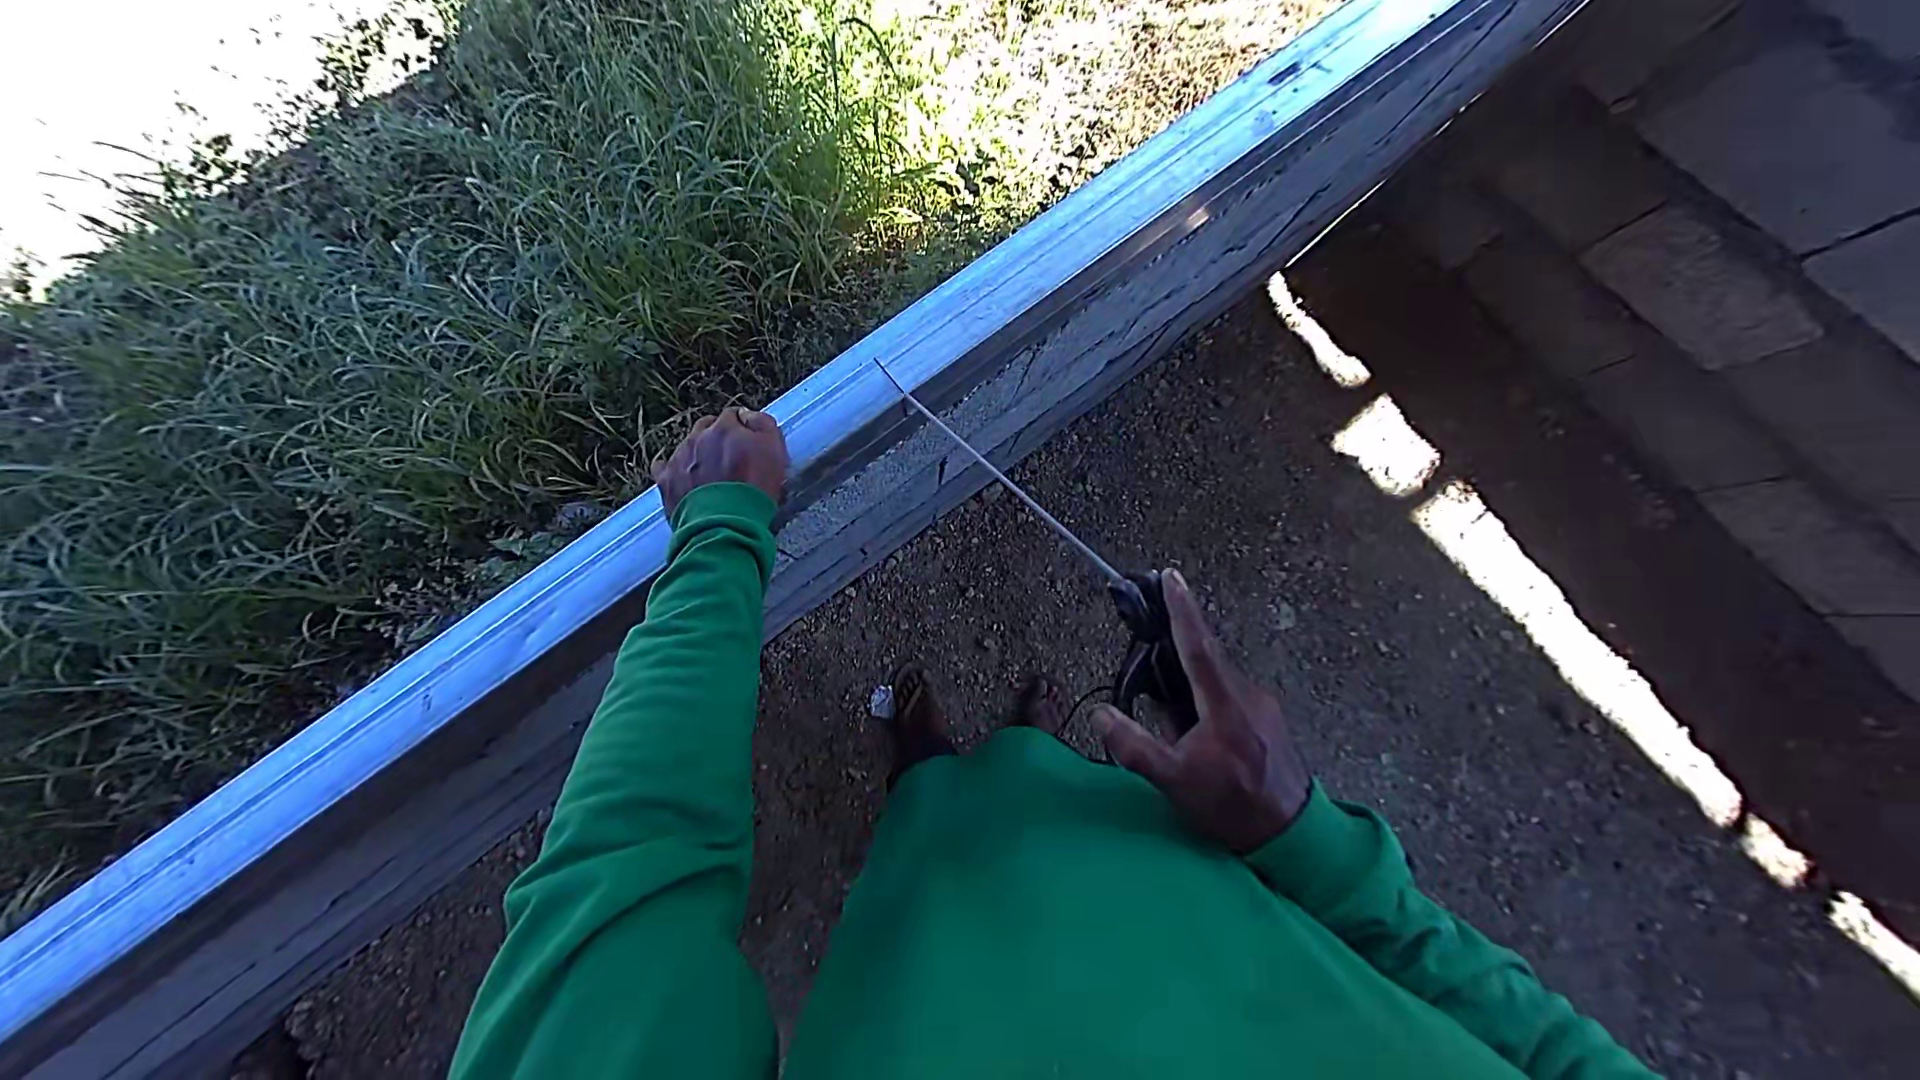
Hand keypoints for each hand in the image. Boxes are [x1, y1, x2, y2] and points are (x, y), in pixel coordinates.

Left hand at [652, 406, 788, 514]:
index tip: (750, 442)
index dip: (743, 428)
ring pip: (687, 446)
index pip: (733, 416)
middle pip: (707, 427)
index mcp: (725, 428)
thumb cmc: (754, 488)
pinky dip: (673, 470)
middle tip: (731, 457)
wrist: (724, 522)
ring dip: (699, 454)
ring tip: (712, 475)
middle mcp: (698, 437)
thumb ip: (764, 426)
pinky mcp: (665, 480)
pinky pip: (664, 467)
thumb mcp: (774, 452)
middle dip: (718, 437)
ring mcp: (678, 458)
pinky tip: (682, 479)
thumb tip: (749, 415)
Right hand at [1092, 569, 1310, 853]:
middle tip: (1153, 668)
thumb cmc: (1231, 809)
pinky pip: (1229, 693)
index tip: (1171, 577)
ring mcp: (1264, 705)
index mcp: (1226, 706)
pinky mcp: (1269, 716)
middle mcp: (1249, 695)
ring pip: (1216, 679)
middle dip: (1176, 656)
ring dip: (1190, 688)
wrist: (1292, 838)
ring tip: (1177, 729)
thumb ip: (1133, 746)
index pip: (1199, 647)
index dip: (1182, 610)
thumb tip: (1100, 715)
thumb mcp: (1174, 782)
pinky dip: (1207, 700)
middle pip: (1205, 659)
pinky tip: (1198, 734)